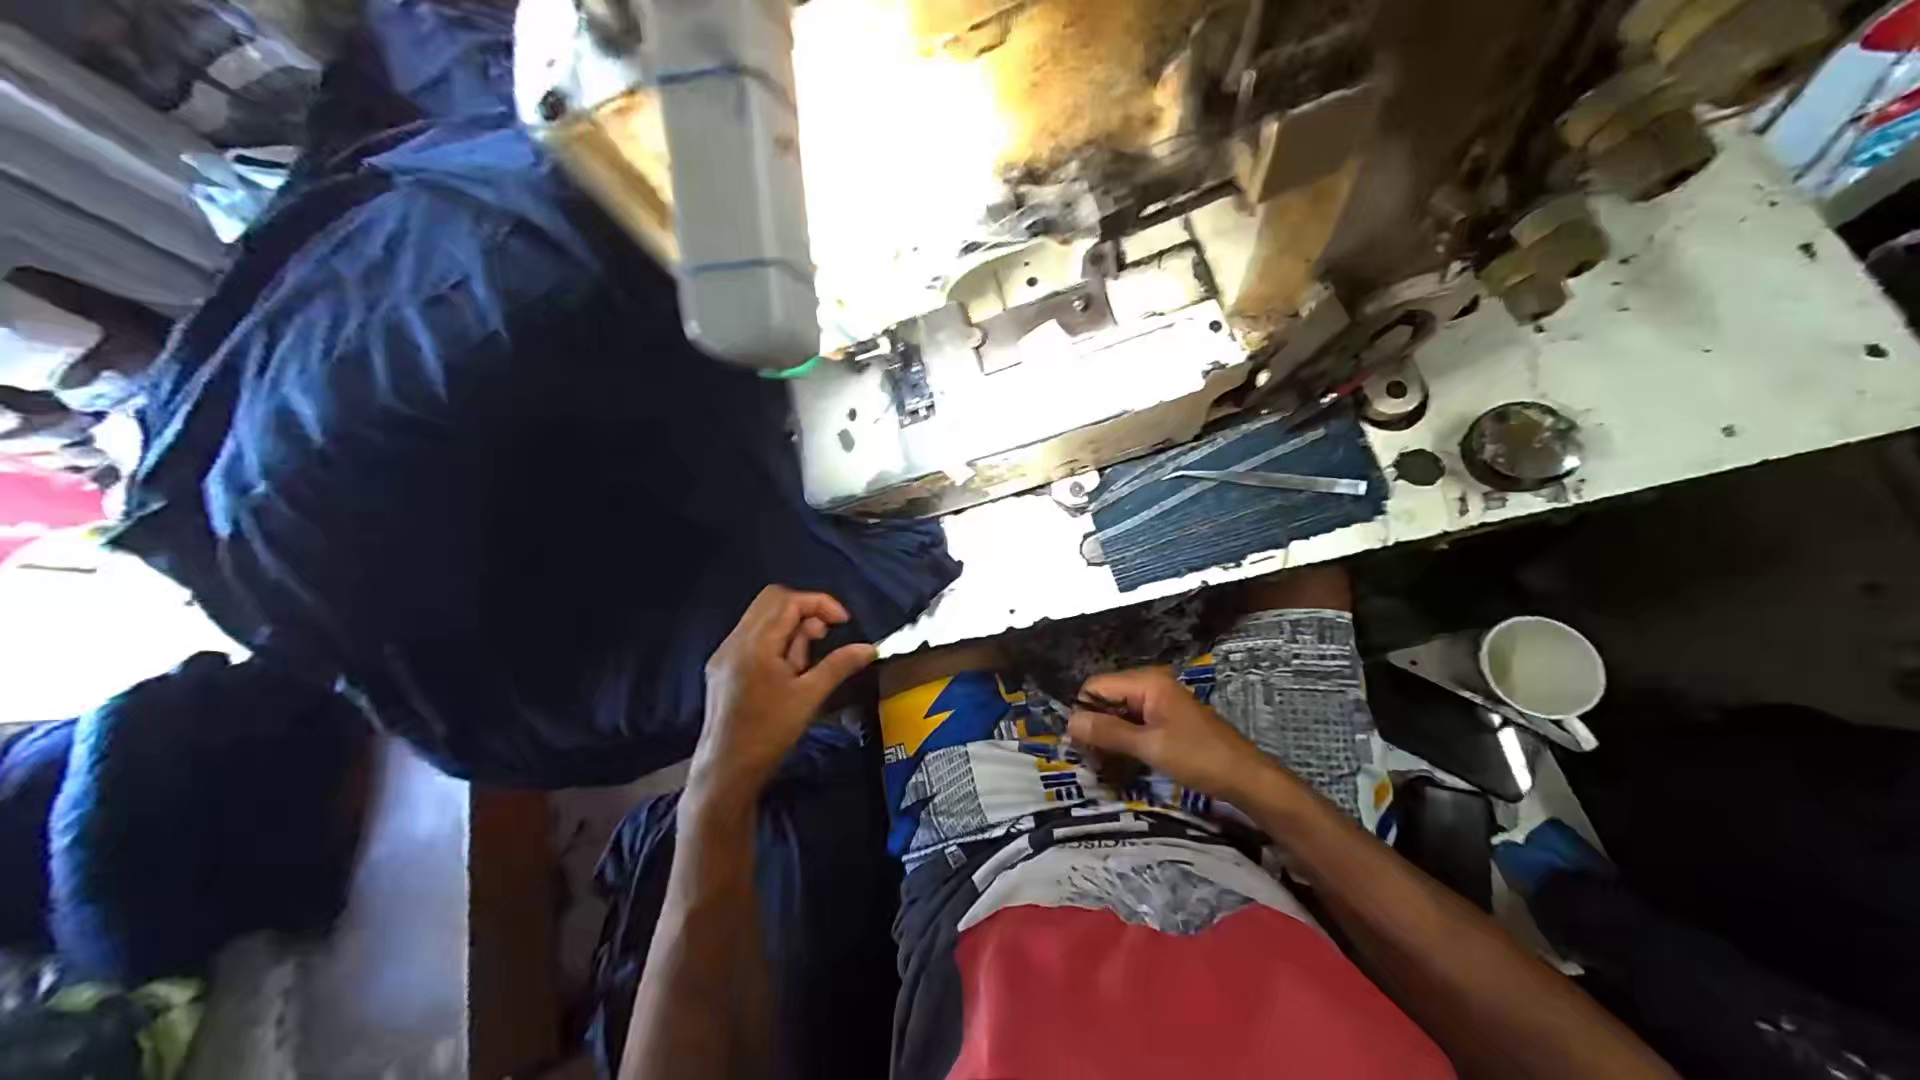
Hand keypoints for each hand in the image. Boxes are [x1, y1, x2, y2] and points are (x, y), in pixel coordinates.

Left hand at [692, 585, 877, 805]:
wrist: (726, 771)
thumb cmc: (770, 733)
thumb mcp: (810, 697)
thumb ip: (839, 665)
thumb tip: (869, 648)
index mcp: (755, 644)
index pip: (789, 601)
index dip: (820, 603)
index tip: (843, 622)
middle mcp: (735, 641)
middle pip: (772, 601)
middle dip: (805, 611)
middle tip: (824, 637)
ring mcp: (724, 653)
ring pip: (761, 618)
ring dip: (790, 627)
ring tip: (805, 662)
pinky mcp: (722, 667)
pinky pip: (751, 636)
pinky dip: (775, 641)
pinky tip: (787, 671)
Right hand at [1068, 667, 1275, 800]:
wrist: (1246, 778)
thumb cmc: (1199, 758)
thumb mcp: (1149, 746)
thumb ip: (1108, 732)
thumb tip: (1069, 722)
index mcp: (1147, 682)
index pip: (1096, 686)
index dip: (1083, 712)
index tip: (1078, 744)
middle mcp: (1150, 685)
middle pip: (1106, 698)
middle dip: (1094, 725)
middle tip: (1090, 758)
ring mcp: (1159, 702)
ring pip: (1118, 712)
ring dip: (1108, 736)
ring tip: (1103, 764)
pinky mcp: (1165, 719)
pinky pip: (1133, 722)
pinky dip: (1123, 740)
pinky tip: (1121, 761)